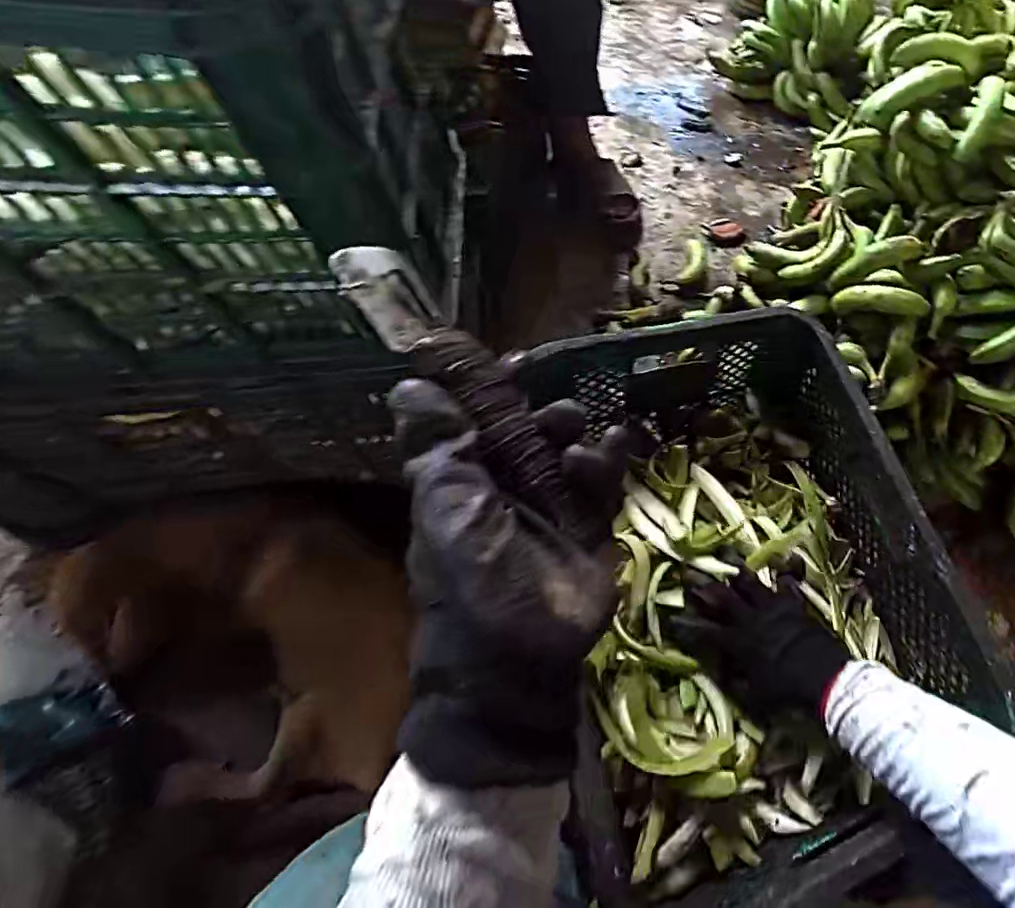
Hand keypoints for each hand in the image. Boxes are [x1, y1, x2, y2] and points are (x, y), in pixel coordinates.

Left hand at [389, 379, 633, 787]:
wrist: (520, 654)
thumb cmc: (472, 580)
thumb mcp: (447, 509)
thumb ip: (441, 448)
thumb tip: (406, 384)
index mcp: (466, 478)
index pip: (477, 420)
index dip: (490, 387)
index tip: (511, 360)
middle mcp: (509, 484)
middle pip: (531, 428)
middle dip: (544, 411)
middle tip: (557, 413)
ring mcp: (554, 502)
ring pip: (570, 446)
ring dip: (575, 435)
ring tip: (577, 445)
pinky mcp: (591, 520)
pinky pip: (603, 478)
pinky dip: (607, 458)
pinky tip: (607, 451)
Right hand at [670, 572, 852, 719]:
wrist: (825, 676)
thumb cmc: (787, 692)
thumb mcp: (753, 697)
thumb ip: (733, 681)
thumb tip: (720, 670)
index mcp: (739, 644)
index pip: (706, 633)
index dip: (688, 626)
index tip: (672, 618)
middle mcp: (753, 620)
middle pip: (724, 599)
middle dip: (704, 586)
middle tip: (688, 571)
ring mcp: (775, 608)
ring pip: (752, 584)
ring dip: (738, 572)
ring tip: (727, 556)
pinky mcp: (795, 605)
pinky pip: (787, 586)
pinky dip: (783, 577)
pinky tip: (781, 568)